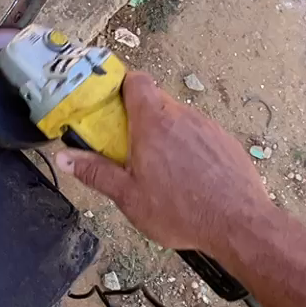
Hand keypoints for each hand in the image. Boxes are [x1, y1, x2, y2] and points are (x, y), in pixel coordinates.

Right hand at [55, 70, 274, 253]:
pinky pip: (199, 135)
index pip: (135, 81)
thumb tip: (64, 158)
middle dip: (138, 119)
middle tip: (129, 148)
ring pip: (177, 119)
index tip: (109, 106)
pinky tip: (188, 178)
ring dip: (165, 135)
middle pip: (154, 101)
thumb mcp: (128, 196)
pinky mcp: (224, 142)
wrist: (240, 225)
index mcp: (153, 123)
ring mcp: (206, 127)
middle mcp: (180, 116)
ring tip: (161, 169)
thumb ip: (95, 172)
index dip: (121, 86)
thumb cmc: (182, 211)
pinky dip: (189, 148)